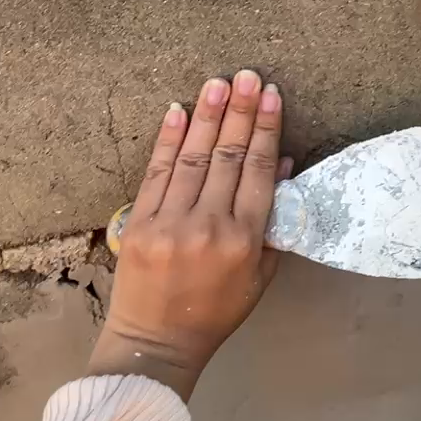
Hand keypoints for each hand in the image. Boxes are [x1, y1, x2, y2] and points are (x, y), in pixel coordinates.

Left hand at [86, 69, 292, 399]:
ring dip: (208, 116)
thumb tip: (280, 161)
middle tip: (247, 75)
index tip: (271, 95)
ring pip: (194, 158)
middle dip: (239, 111)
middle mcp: (209, 226)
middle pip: (228, 156)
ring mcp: (171, 224)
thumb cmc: (217, 310)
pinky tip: (178, 110)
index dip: (265, 128)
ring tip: (219, 82)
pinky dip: (169, 140)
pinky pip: (157, 174)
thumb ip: (274, 218)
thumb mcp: (261, 271)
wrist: (154, 345)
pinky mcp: (140, 226)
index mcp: (244, 239)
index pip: (257, 169)